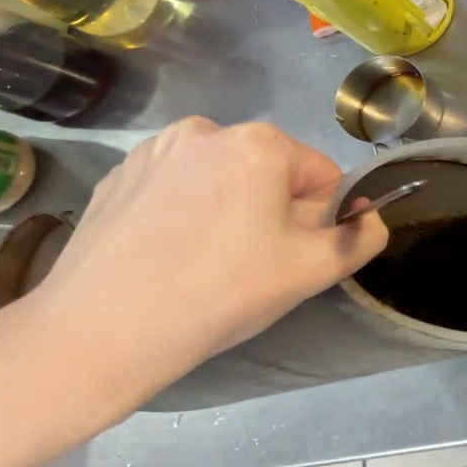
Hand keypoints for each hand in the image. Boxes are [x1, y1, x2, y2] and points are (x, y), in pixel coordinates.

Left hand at [40, 117, 388, 365]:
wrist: (96, 335)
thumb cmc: (220, 294)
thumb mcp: (314, 271)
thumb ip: (363, 237)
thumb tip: (369, 218)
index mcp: (260, 143)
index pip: (323, 178)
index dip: (318, 221)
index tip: (287, 258)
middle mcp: (207, 130)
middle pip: (274, 174)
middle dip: (274, 213)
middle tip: (249, 266)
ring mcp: (154, 150)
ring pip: (226, 180)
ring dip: (231, 211)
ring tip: (205, 261)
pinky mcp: (117, 177)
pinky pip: (180, 188)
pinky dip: (186, 214)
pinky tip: (168, 255)